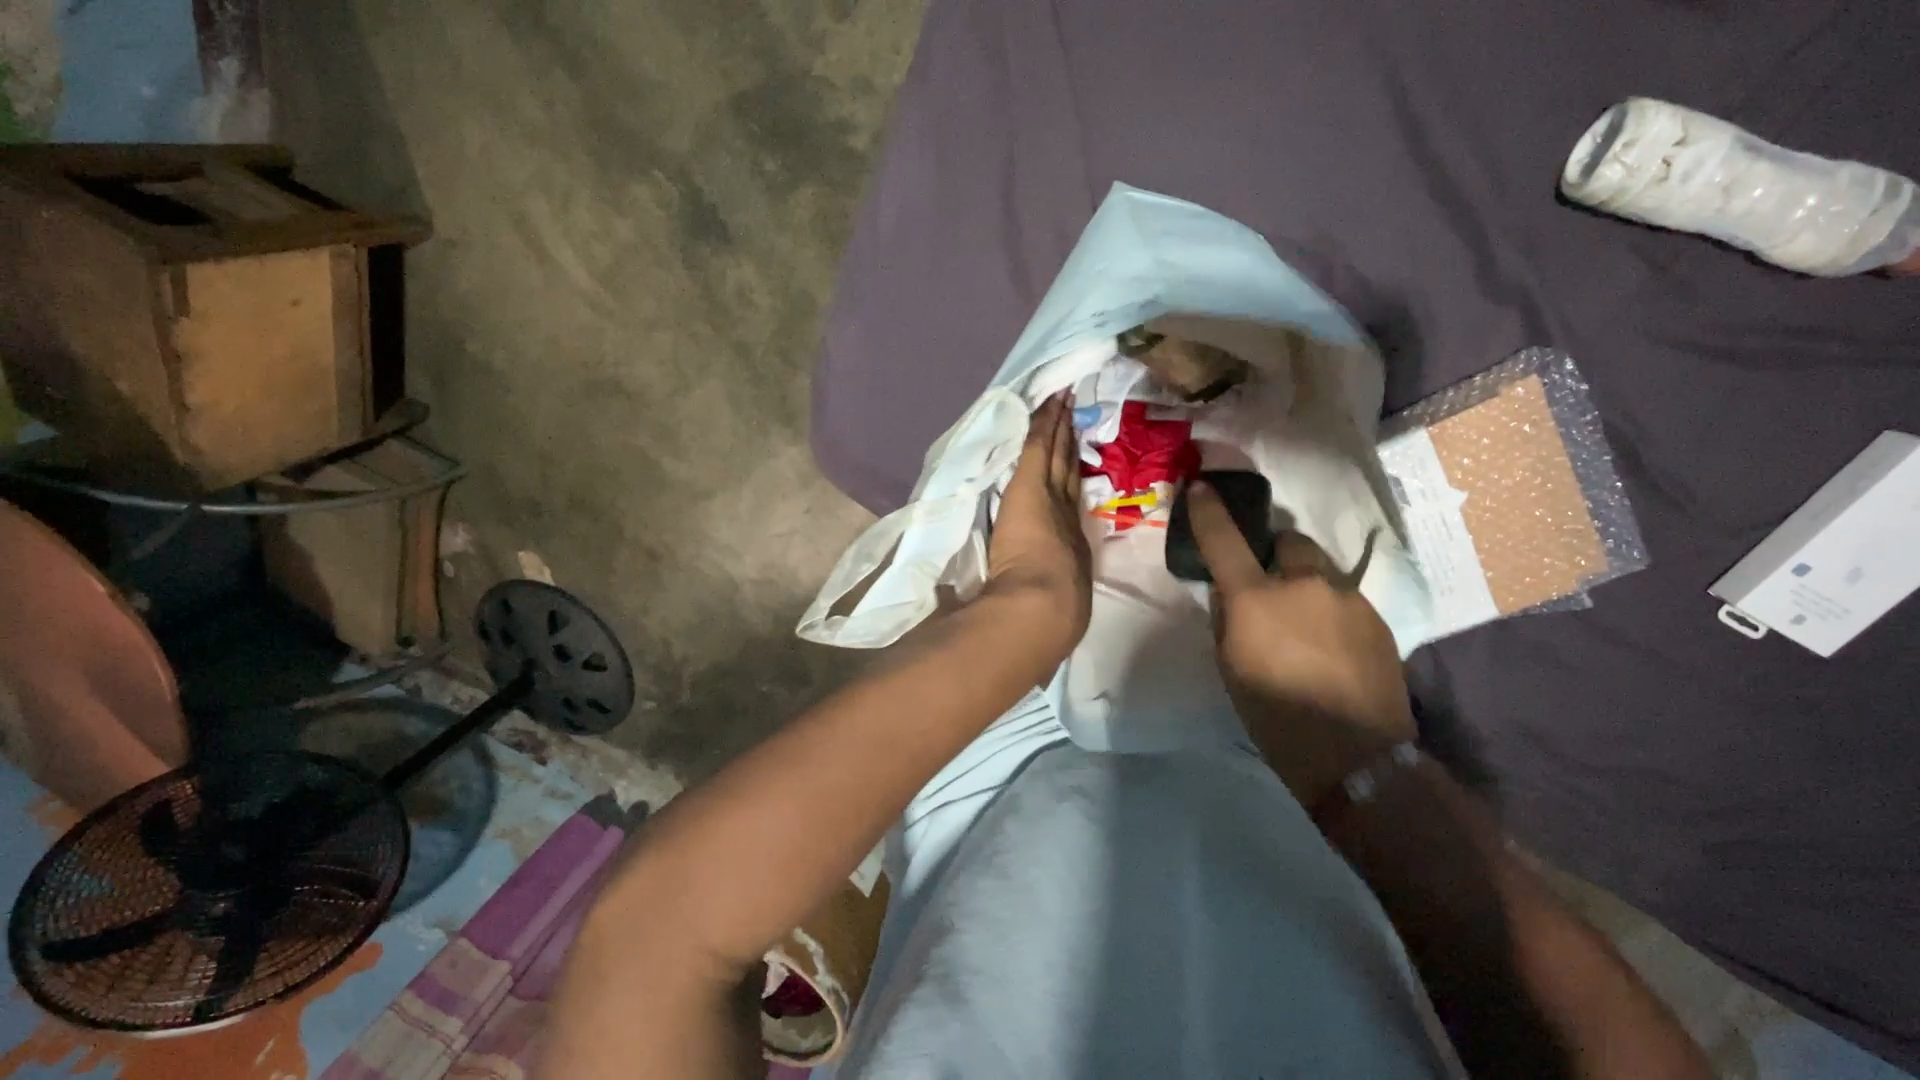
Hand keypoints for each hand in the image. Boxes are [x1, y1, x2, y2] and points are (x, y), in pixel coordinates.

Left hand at [982, 392, 1092, 663]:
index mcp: (1072, 548)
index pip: (1071, 506)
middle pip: (1070, 473)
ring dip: (1060, 428)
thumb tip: (1052, 610)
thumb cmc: (1048, 615)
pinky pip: (1038, 446)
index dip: (1074, 481)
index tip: (1076, 461)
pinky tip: (1048, 401)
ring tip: (1064, 401)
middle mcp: (1068, 518)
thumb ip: (1053, 600)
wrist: (1042, 607)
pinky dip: (1044, 423)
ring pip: (1057, 455)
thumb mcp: (1057, 607)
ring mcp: (1049, 498)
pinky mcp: (1030, 485)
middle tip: (1077, 415)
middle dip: (1072, 445)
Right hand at [1188, 481, 1414, 805]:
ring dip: (1303, 580)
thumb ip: (1227, 621)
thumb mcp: (1230, 669)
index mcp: (1257, 598)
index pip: (1225, 540)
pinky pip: (1343, 595)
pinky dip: (1328, 605)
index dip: (1209, 511)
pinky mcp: (1376, 616)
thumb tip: (1230, 595)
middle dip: (1273, 554)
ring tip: (1302, 619)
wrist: (1355, 755)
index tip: (1201, 488)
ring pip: (1319, 568)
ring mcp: (1347, 597)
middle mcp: (1303, 584)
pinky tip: (1329, 642)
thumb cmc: (1275, 718)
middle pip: (1287, 541)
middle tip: (1266, 584)